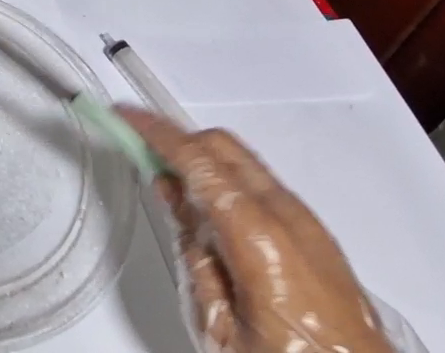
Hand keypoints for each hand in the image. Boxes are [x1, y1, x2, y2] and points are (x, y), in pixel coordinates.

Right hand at [122, 109, 393, 352]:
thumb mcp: (222, 327)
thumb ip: (195, 258)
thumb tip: (177, 204)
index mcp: (259, 234)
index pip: (196, 159)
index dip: (155, 131)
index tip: (126, 115)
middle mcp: (288, 217)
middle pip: (221, 147)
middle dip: (177, 139)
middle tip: (140, 149)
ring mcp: (309, 225)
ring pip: (243, 164)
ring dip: (203, 161)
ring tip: (171, 186)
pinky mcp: (319, 239)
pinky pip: (263, 187)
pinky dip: (228, 180)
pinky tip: (210, 211)